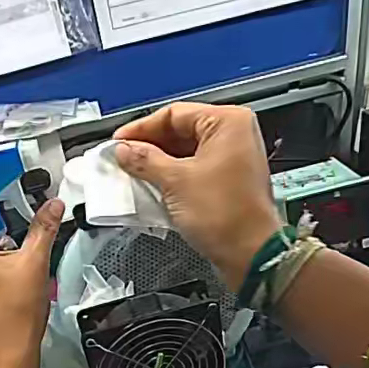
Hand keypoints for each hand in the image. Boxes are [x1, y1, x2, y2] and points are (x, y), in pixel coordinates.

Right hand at [114, 102, 283, 289]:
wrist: (249, 254)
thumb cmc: (226, 216)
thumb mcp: (175, 182)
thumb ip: (145, 160)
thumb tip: (124, 150)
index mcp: (227, 122)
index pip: (174, 114)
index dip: (142, 128)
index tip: (119, 142)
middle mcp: (233, 135)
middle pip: (179, 131)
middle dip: (149, 146)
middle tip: (122, 159)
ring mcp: (231, 159)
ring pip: (184, 152)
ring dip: (157, 163)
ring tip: (133, 174)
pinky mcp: (226, 181)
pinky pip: (192, 170)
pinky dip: (171, 177)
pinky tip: (151, 187)